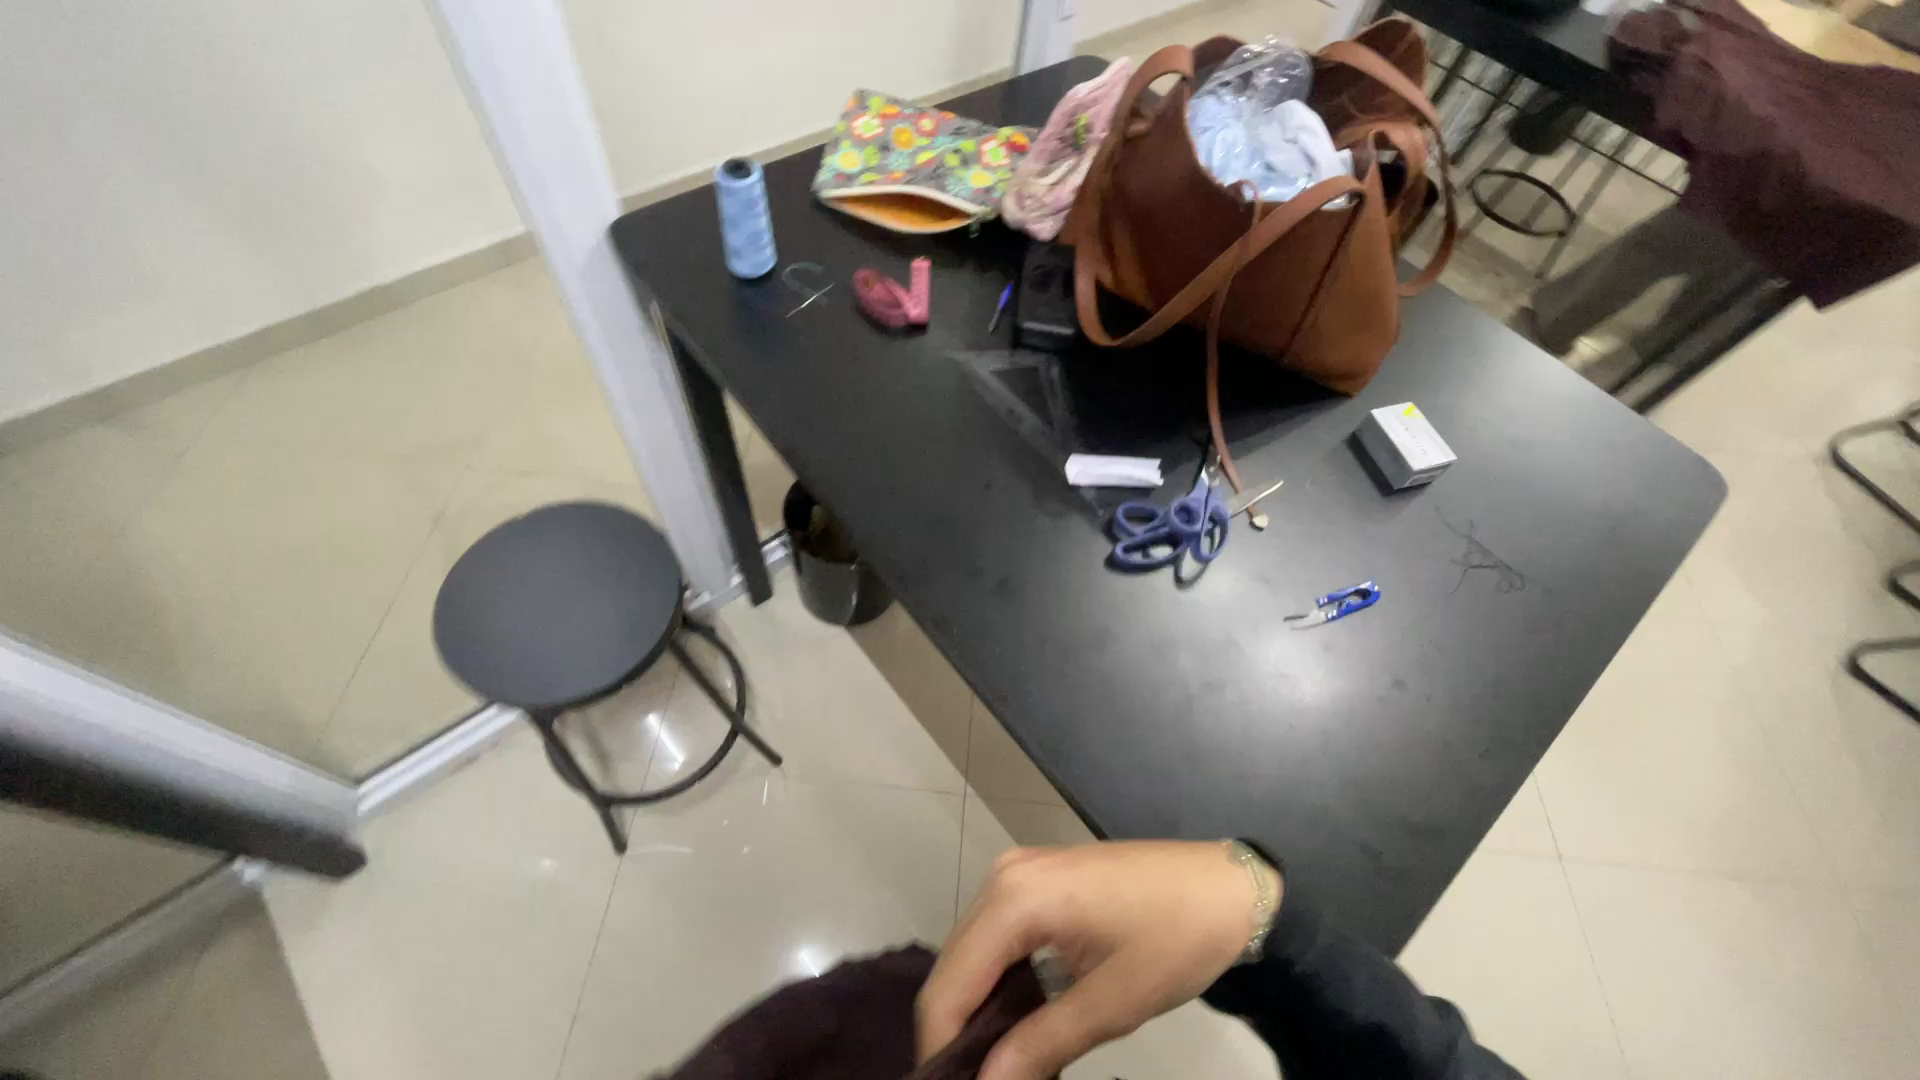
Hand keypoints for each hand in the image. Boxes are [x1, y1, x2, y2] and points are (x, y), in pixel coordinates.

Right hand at [916, 840, 1280, 1079]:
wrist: (1227, 885)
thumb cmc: (1175, 939)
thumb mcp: (1112, 1004)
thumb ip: (1039, 1047)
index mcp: (1015, 899)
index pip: (950, 986)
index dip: (942, 1049)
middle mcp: (1003, 877)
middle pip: (954, 967)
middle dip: (957, 1031)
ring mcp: (1017, 872)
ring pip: (971, 952)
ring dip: (975, 1008)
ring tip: (995, 1064)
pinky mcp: (1034, 879)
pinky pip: (995, 936)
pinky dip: (996, 981)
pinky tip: (1014, 1021)